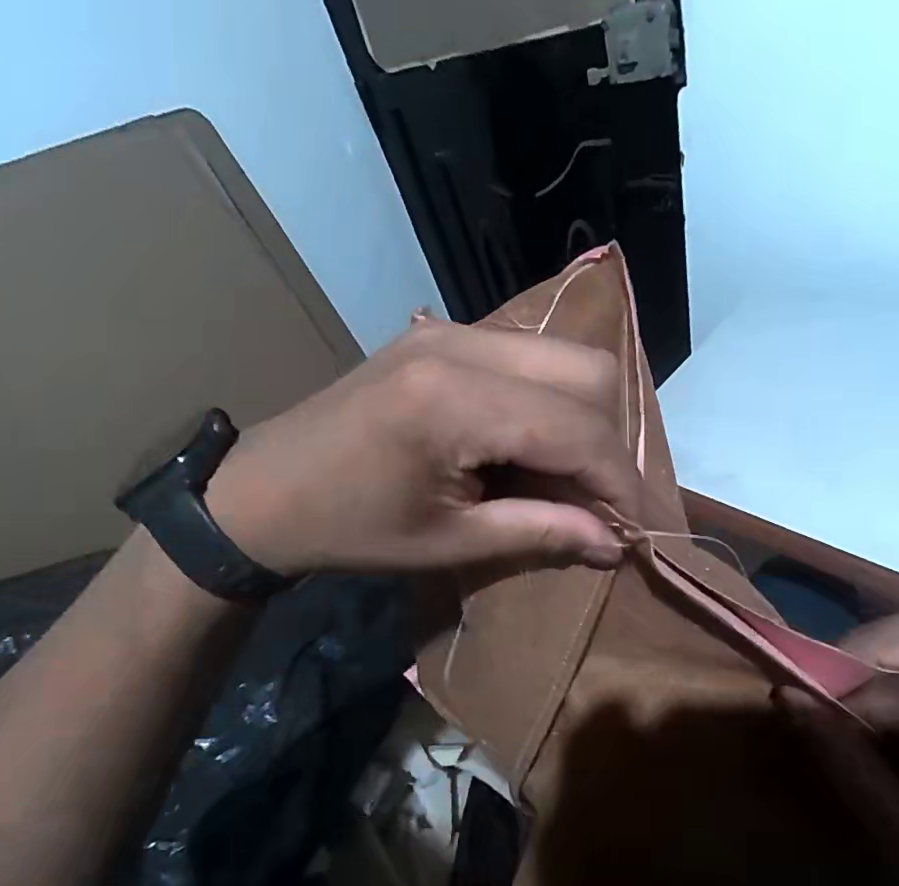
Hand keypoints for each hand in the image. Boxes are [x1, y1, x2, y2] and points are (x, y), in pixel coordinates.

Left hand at [204, 319, 641, 576]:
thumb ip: (544, 532)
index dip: (620, 481)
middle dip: (614, 442)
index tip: (636, 526)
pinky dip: (559, 401)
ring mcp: (452, 330)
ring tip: (579, 476)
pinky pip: (535, 356)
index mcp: (454, 401)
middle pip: (591, 371)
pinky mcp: (447, 333)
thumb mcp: (451, 542)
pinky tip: (542, 444)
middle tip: (607, 497)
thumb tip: (617, 543)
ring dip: (592, 418)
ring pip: (569, 356)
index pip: (579, 429)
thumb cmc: (351, 528)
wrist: (262, 490)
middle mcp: (462, 346)